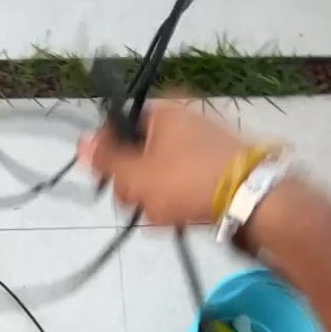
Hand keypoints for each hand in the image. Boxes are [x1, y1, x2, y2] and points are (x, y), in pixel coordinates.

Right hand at [77, 100, 249, 225]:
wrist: (249, 197)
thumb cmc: (185, 181)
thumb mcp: (135, 174)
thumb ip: (105, 160)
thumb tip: (80, 141)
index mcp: (162, 113)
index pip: (118, 129)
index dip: (107, 157)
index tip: (108, 182)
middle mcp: (184, 120)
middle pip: (138, 154)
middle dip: (133, 185)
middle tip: (137, 204)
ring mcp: (203, 143)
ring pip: (159, 174)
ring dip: (153, 199)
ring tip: (161, 217)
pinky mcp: (218, 167)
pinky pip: (183, 183)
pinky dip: (176, 201)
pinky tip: (176, 218)